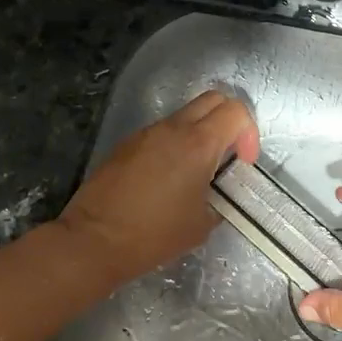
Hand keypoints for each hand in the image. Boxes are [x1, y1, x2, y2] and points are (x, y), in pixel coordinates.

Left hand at [55, 91, 258, 282]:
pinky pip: (161, 132)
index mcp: (197, 144)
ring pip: (185, 115)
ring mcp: (146, 133)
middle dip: (229, 123)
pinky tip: (167, 180)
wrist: (93, 241)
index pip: (236, 111)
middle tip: (227, 157)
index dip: (248, 134)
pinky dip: (175, 144)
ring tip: (196, 172)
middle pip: (213, 99)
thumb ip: (219, 197)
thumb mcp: (201, 225)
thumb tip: (218, 189)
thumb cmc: (153, 235)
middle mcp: (172, 128)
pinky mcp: (126, 144)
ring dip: (200, 133)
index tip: (242, 164)